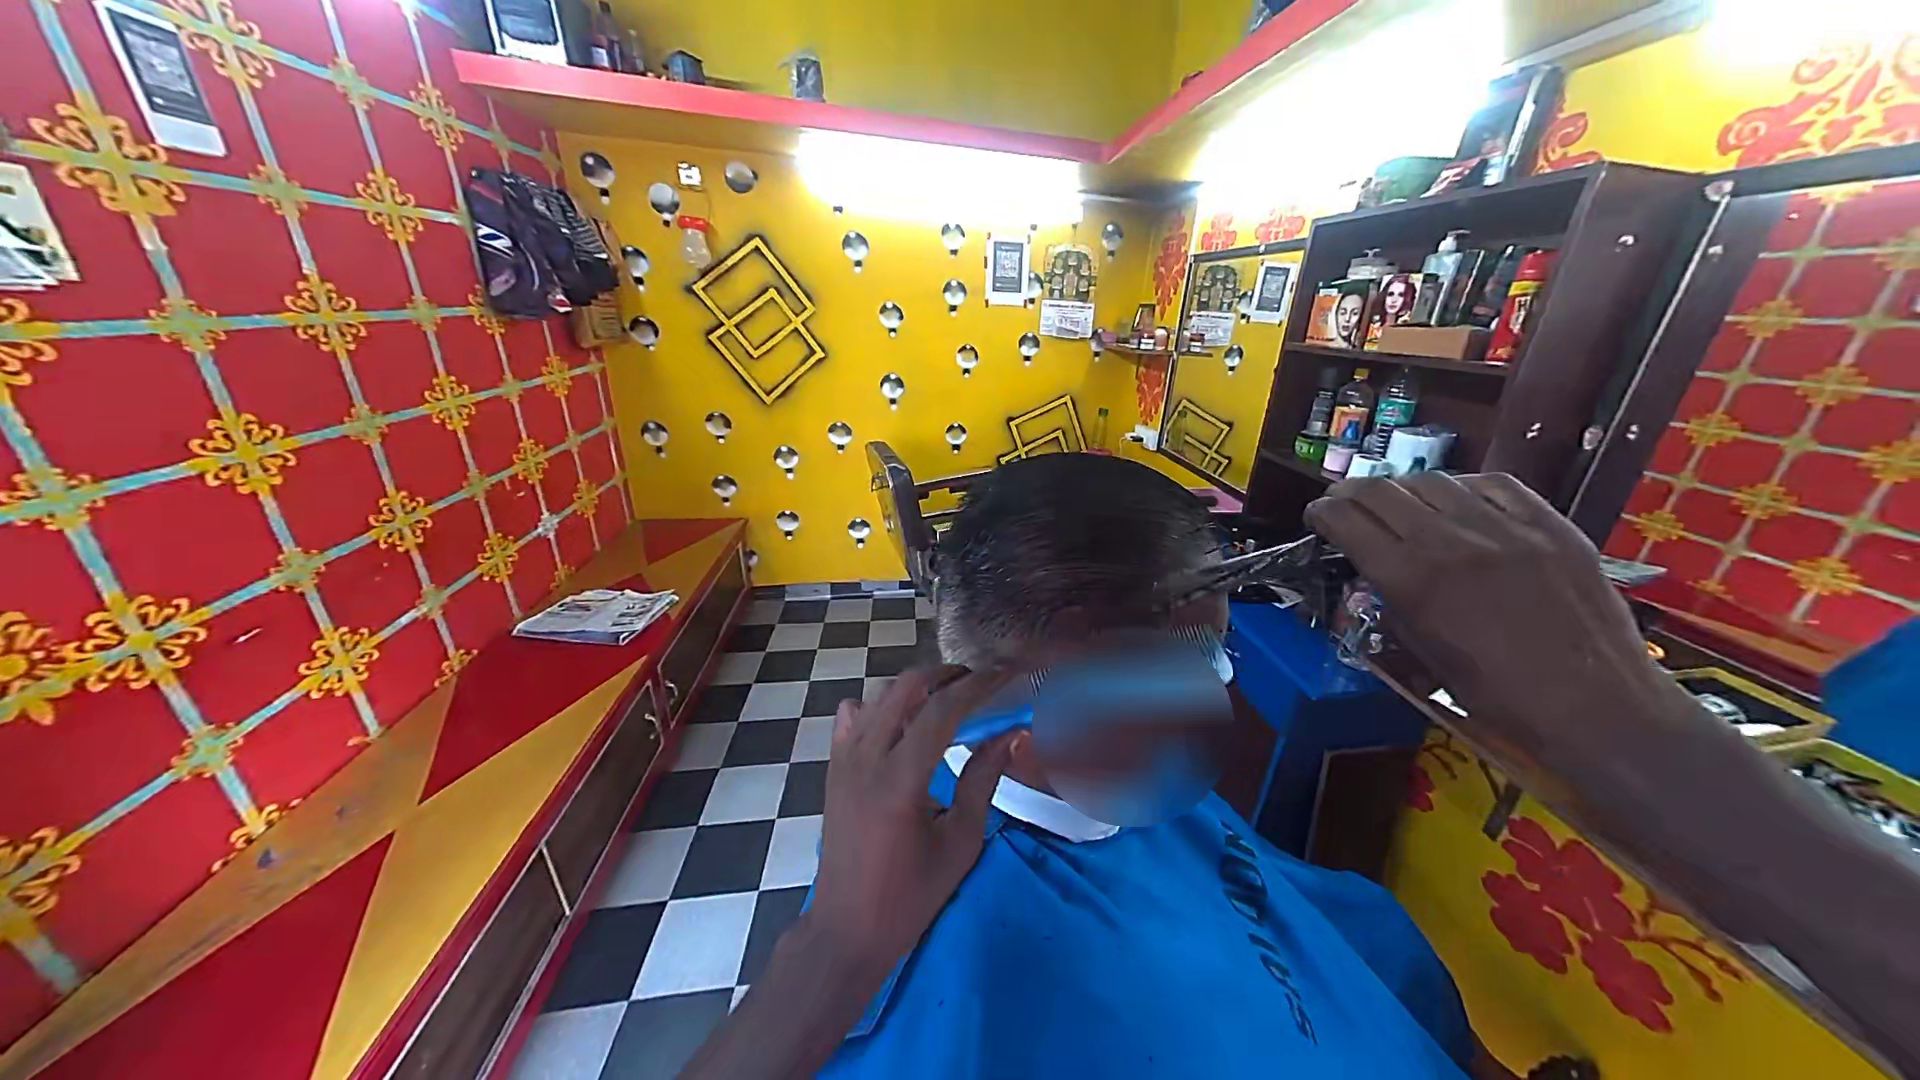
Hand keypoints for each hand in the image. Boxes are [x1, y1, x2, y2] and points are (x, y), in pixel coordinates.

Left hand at [805, 665, 1020, 973]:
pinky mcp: (833, 766)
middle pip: (906, 687)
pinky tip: (900, 722)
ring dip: (916, 687)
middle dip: (946, 675)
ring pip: (879, 695)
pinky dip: (879, 705)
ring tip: (947, 699)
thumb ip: (983, 780)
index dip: (978, 685)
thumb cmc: (910, 895)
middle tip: (978, 682)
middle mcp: (866, 757)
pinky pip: (853, 715)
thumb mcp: (960, 841)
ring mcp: (843, 758)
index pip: (942, 709)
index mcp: (900, 779)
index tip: (1005, 673)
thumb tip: (1012, 735)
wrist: (847, 928)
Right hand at [1304, 473, 1669, 771]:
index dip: (1321, 512)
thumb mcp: (1415, 646)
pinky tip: (1457, 503)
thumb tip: (1372, 564)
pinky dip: (1461, 488)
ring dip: (1402, 489)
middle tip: (1344, 505)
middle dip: (1350, 494)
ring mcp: (1504, 528)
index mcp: (1409, 579)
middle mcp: (1449, 542)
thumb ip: (1388, 596)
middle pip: (1380, 490)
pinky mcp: (1551, 525)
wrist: (1592, 706)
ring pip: (1432, 480)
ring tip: (1399, 504)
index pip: (1345, 519)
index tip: (1317, 517)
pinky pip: (1492, 484)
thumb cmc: (1491, 692)